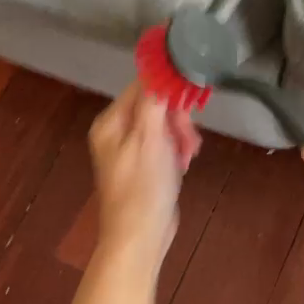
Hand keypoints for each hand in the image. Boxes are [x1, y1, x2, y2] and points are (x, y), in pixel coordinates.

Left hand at [88, 83, 201, 265]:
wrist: (140, 237)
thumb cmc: (143, 186)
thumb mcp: (150, 138)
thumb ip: (154, 100)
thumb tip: (160, 66)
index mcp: (111, 122)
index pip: (142, 86)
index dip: (169, 88)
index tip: (192, 98)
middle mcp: (117, 131)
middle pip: (156, 105)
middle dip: (178, 119)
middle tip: (189, 139)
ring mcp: (131, 149)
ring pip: (165, 124)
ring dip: (181, 136)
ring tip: (188, 155)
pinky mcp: (146, 164)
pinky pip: (166, 144)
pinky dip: (178, 150)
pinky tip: (184, 164)